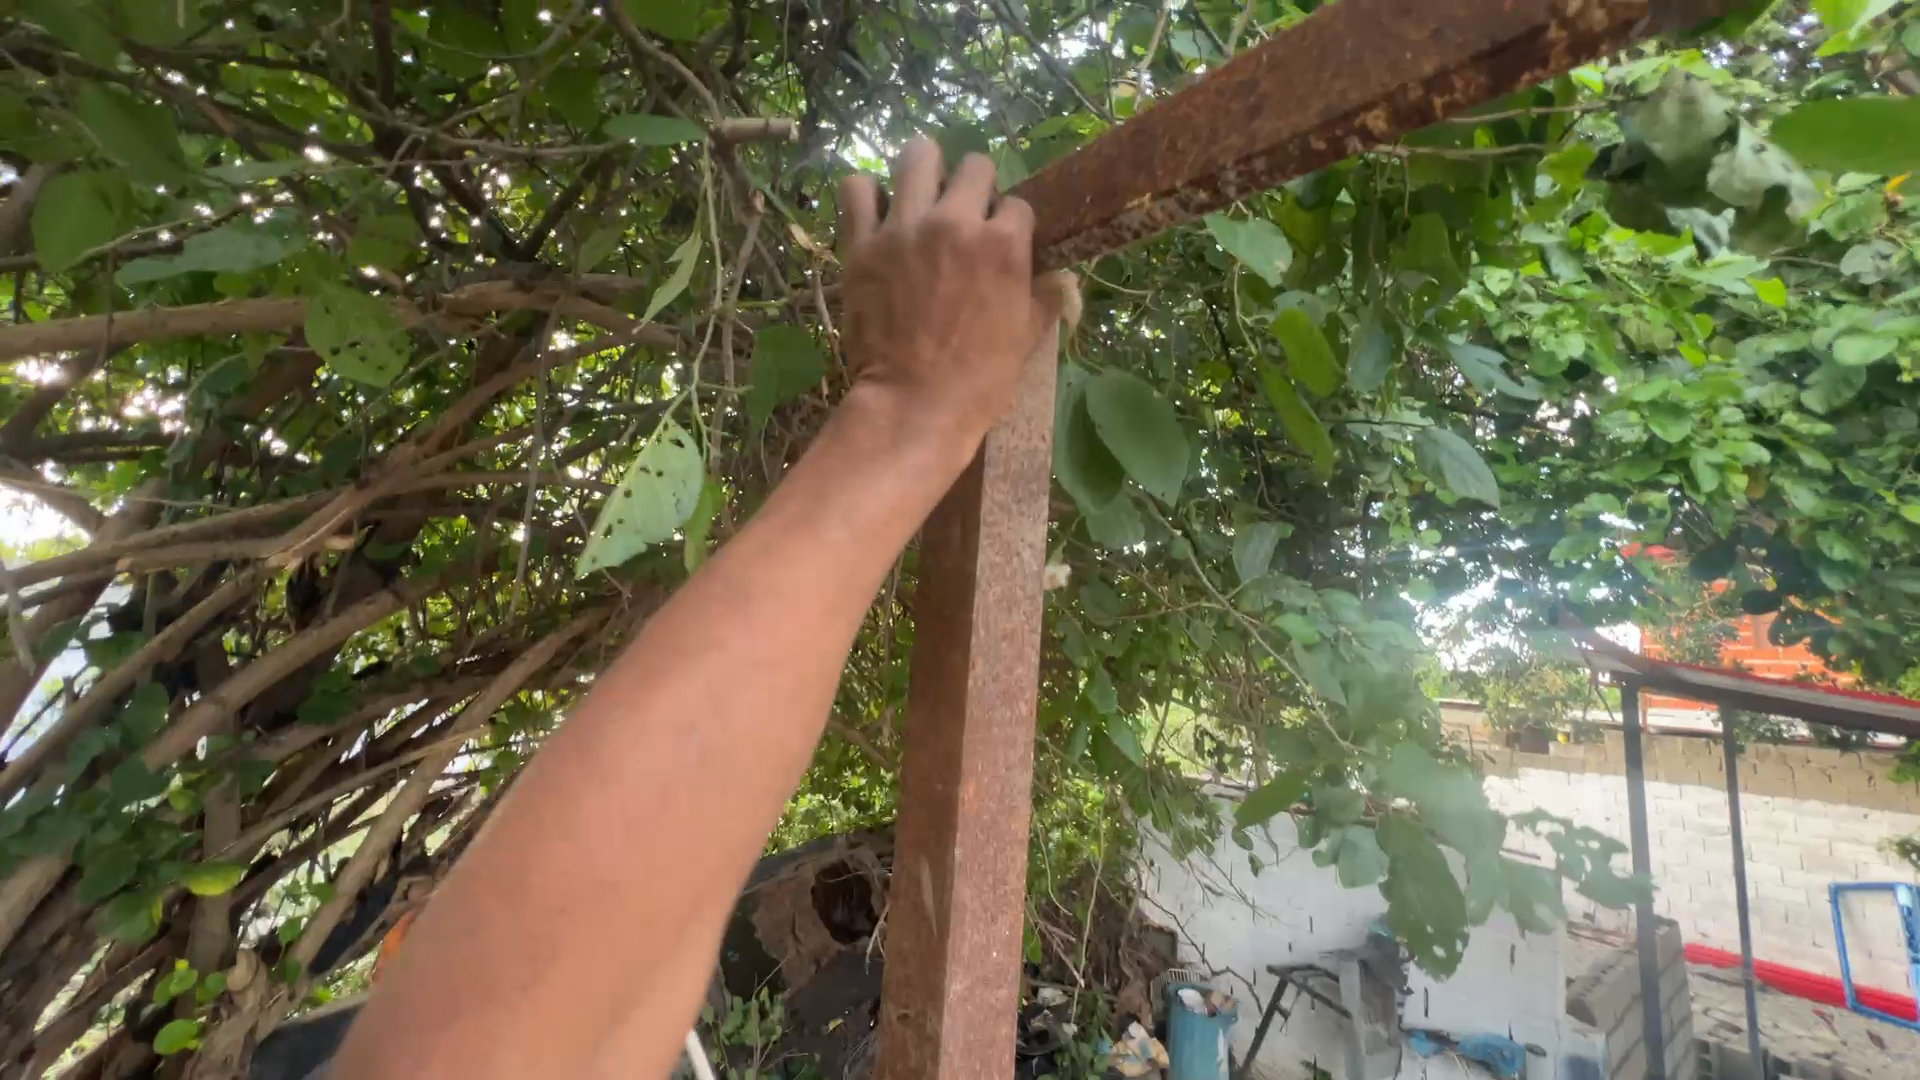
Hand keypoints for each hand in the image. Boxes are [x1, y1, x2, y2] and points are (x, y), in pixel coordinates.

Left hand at [836, 137, 1063, 457]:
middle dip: (975, 187)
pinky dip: (866, 194)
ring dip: (925, 169)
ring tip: (921, 195)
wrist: (914, 406)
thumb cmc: (978, 381)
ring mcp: (904, 229)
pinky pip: (856, 188)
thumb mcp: (1026, 340)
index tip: (1000, 244)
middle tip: (964, 218)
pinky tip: (875, 212)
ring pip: (917, 156)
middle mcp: (955, 222)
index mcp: (1003, 244)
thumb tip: (1058, 280)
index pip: (1017, 205)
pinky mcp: (862, 245)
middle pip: (974, 166)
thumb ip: (1044, 299)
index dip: (1010, 224)